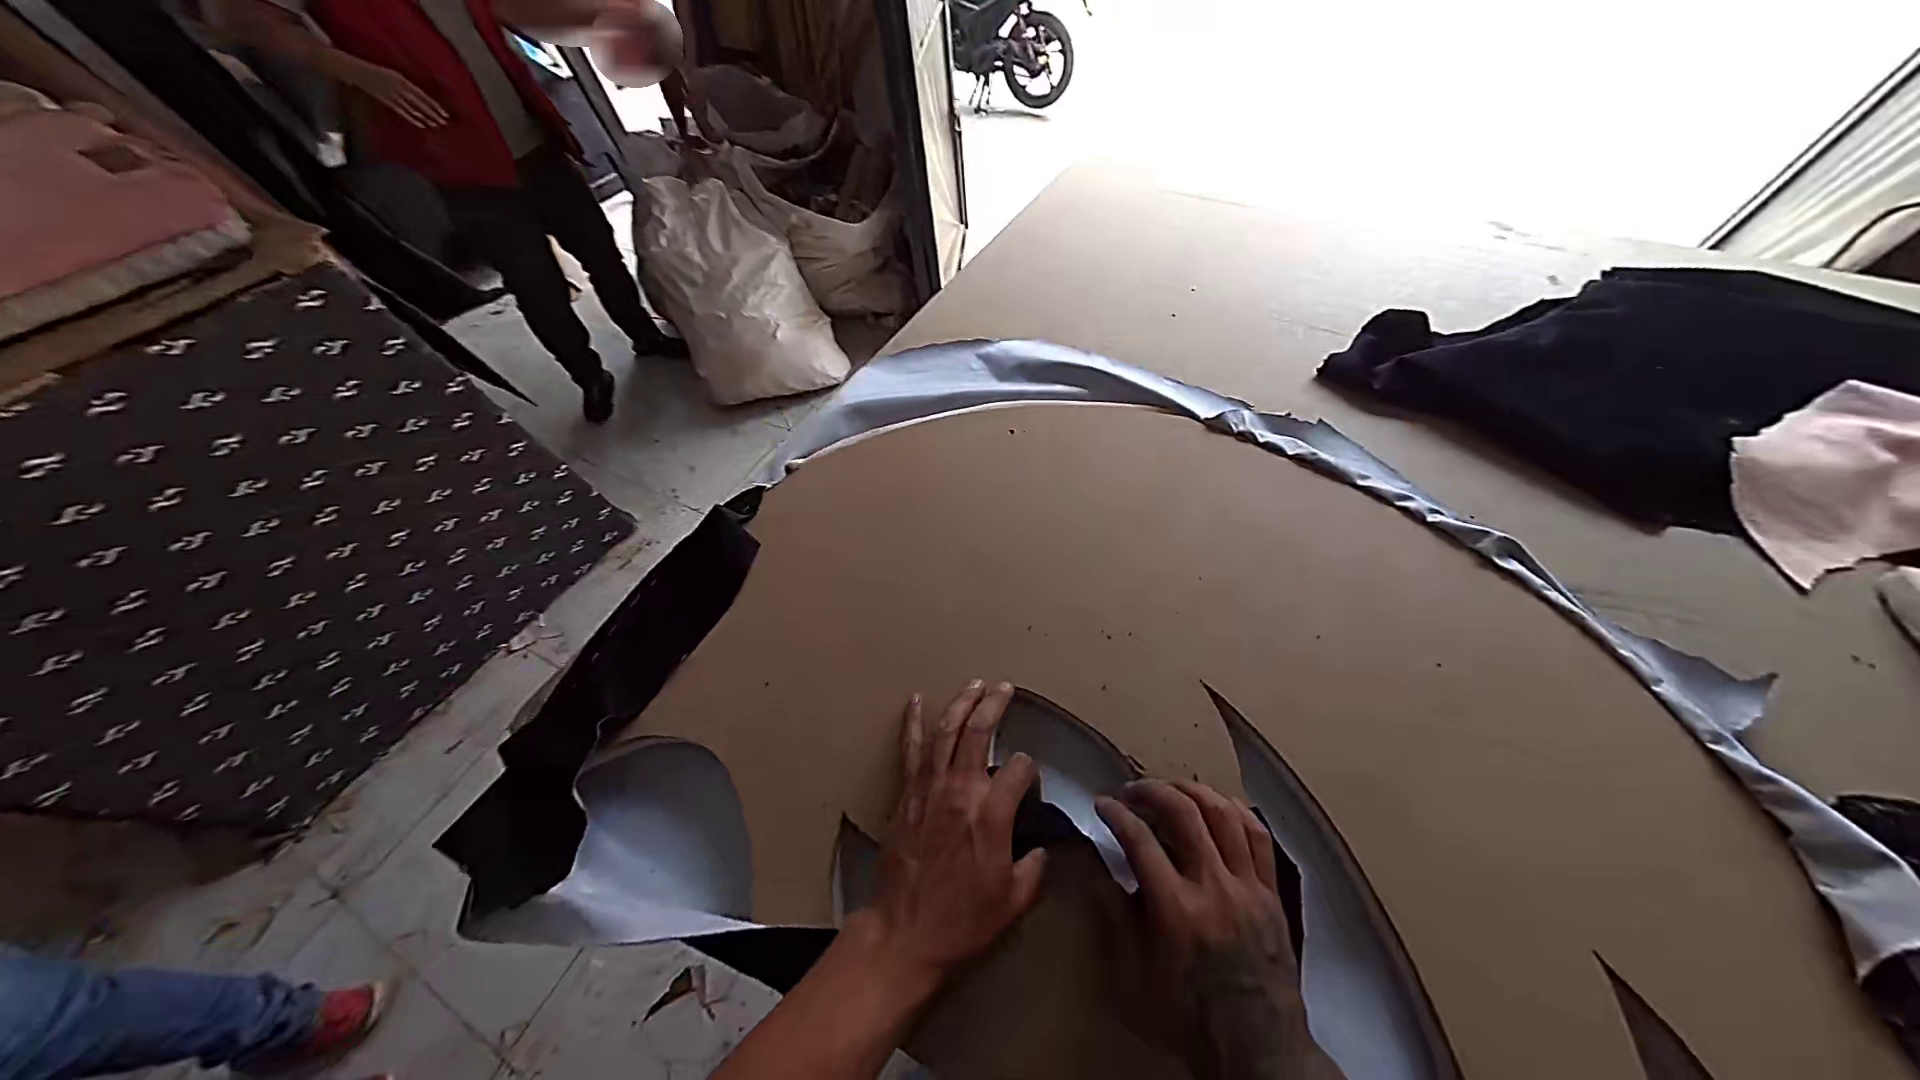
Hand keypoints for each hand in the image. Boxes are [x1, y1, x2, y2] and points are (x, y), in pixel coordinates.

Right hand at [340, 59, 447, 127]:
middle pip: (419, 103)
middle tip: (444, 122)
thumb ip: (407, 86)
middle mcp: (397, 86)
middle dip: (433, 113)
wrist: (353, 69)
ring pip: (412, 109)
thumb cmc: (376, 72)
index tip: (445, 113)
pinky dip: (412, 119)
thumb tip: (422, 98)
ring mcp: (390, 93)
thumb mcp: (393, 76)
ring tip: (436, 125)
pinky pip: (401, 111)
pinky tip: (422, 125)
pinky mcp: (384, 100)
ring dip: (425, 118)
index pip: (422, 95)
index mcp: (401, 78)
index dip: (434, 105)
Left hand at [863, 680, 1047, 979]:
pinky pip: (911, 750)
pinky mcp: (907, 795)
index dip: (1029, 770)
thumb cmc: (962, 920)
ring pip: (946, 732)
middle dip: (994, 705)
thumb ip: (1034, 868)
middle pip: (979, 732)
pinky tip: (916, 702)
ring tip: (974, 685)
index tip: (1030, 779)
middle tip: (1004, 688)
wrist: (904, 933)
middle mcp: (960, 791)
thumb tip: (1040, 848)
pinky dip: (913, 723)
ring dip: (961, 704)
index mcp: (991, 815)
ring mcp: (929, 789)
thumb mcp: (1013, 900)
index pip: (1018, 770)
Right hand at [1097, 780, 1342, 1079]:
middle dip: (1152, 790)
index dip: (1116, 814)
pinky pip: (1258, 836)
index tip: (1102, 804)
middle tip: (1132, 790)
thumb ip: (1114, 912)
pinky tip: (1217, 804)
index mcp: (1175, 909)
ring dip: (1192, 791)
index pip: (1139, 840)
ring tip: (1171, 788)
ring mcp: (1248, 887)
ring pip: (1223, 815)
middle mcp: (1213, 888)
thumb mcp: (1133, 971)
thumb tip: (1095, 863)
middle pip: (1183, 813)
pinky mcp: (1271, 893)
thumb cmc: (1186, 1013)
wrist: (1257, 1048)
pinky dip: (1235, 810)